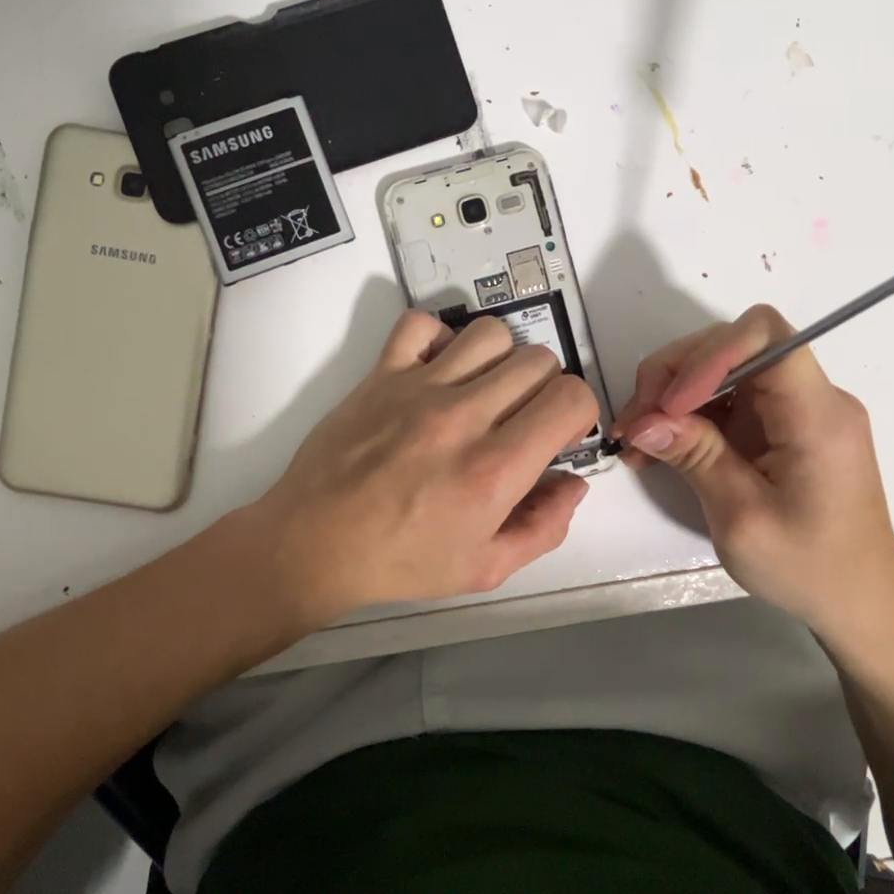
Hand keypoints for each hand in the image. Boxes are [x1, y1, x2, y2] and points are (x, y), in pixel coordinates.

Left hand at [254, 310, 601, 621]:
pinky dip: (438, 338)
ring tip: (482, 392)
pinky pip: (420, 324)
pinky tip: (437, 371)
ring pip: (489, 333)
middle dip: (544, 389)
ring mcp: (418, 388)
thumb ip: (543, 528)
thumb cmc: (401, 562)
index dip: (577, 414)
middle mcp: (463, 416)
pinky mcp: (380, 375)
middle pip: (537, 360)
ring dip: (500, 359)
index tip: (556, 436)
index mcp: (495, 468)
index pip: (570, 397)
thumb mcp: (484, 568)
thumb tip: (574, 482)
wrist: (316, 542)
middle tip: (520, 420)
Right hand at [611, 305, 893, 641]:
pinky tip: (661, 446)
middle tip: (635, 423)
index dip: (707, 354)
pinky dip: (688, 414)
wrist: (858, 603)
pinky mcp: (781, 427)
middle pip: (734, 345)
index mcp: (817, 416)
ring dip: (673, 394)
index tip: (670, 404)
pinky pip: (729, 398)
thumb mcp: (742, 520)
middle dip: (675, 374)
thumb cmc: (809, 569)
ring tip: (639, 439)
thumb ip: (696, 458)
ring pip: (723, 367)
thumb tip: (643, 421)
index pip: (765, 335)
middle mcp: (812, 399)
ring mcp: (796, 411)